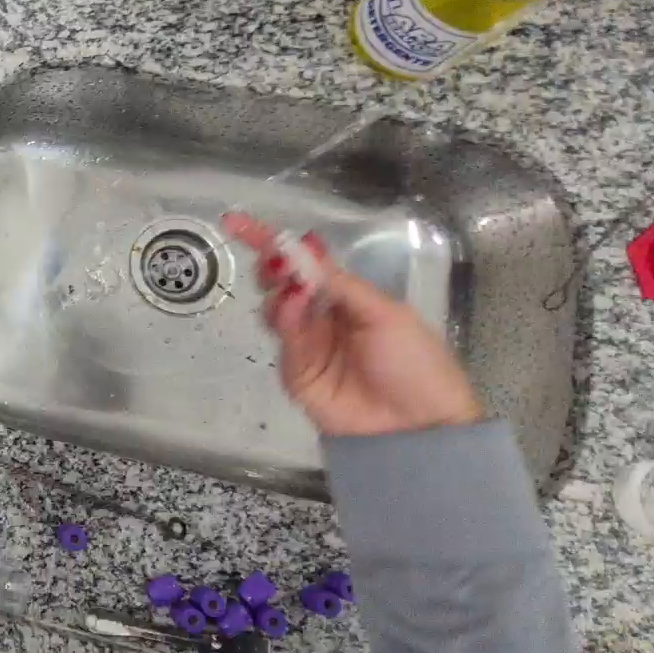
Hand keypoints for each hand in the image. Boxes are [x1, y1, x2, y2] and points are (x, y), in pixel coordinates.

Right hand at [224, 213, 482, 436]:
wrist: (418, 430)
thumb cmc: (416, 366)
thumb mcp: (386, 313)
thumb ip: (339, 283)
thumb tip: (304, 246)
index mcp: (348, 298)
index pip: (304, 264)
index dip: (270, 242)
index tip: (235, 223)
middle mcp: (321, 315)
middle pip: (279, 281)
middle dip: (270, 265)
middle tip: (274, 262)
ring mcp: (305, 342)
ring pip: (272, 305)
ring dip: (278, 290)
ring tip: (294, 291)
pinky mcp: (293, 368)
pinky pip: (282, 335)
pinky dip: (284, 315)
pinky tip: (294, 306)